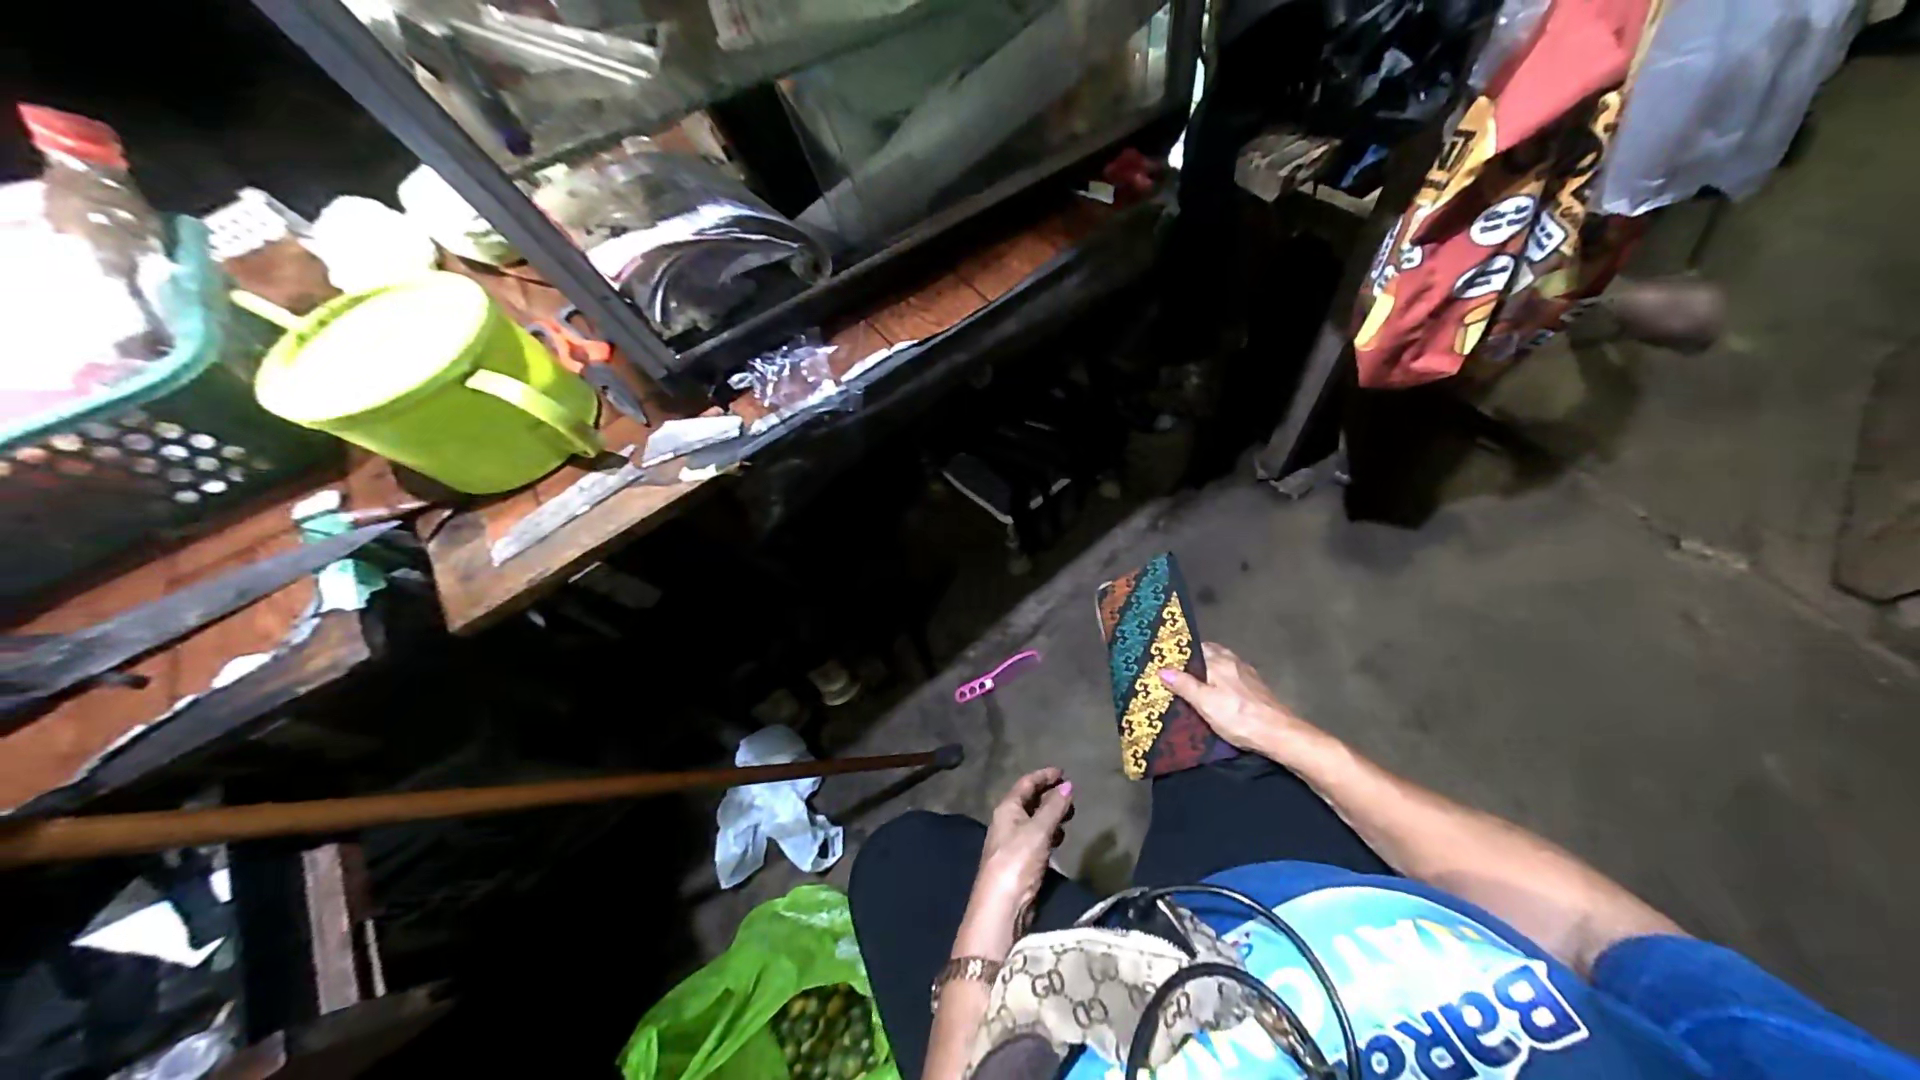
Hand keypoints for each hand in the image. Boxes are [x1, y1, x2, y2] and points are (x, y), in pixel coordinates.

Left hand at [953, 768, 1073, 959]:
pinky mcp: (1021, 861)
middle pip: (1030, 800)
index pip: (1026, 783)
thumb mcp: (1038, 830)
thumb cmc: (1017, 860)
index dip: (1044, 776)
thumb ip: (1054, 808)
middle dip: (1050, 795)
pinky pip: (1037, 838)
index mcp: (1006, 808)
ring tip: (1070, 814)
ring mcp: (1013, 842)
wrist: (1002, 906)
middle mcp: (1007, 821)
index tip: (1063, 772)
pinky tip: (1060, 837)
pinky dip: (1050, 833)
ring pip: (1035, 820)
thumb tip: (1068, 785)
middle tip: (1071, 794)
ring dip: (1051, 814)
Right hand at [1159, 642, 1338, 769]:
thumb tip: (1162, 669)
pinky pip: (1233, 675)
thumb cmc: (1238, 717)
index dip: (1181, 651)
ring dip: (1210, 667)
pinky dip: (1222, 678)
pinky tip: (1218, 691)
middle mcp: (1234, 662)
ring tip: (1195, 680)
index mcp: (1219, 661)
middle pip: (1211, 653)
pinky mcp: (1257, 688)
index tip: (1167, 658)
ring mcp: (1248, 675)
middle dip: (1196, 658)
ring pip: (1224, 664)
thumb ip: (1184, 685)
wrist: (1279, 734)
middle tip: (1178, 669)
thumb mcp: (1205, 703)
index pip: (1197, 647)